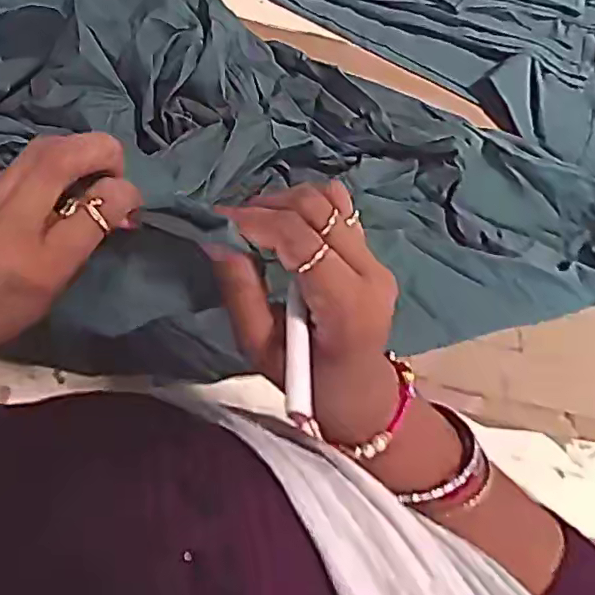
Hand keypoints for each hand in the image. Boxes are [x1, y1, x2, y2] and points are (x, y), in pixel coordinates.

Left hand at [0, 133, 141, 386]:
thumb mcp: (50, 289)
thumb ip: (83, 240)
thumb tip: (115, 202)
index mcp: (37, 262)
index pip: (93, 208)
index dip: (122, 191)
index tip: (129, 197)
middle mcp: (9, 221)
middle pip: (60, 155)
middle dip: (100, 149)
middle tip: (113, 169)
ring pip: (38, 150)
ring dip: (73, 151)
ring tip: (86, 173)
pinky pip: (18, 165)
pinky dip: (45, 164)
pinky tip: (46, 186)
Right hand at [210, 181, 402, 442]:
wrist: (359, 394)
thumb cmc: (307, 383)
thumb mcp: (259, 347)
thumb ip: (240, 291)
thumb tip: (217, 241)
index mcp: (345, 306)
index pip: (302, 240)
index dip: (257, 222)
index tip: (221, 220)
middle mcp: (370, 274)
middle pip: (316, 209)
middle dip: (266, 206)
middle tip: (233, 222)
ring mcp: (377, 261)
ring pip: (329, 200)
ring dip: (285, 201)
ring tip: (256, 222)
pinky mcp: (373, 254)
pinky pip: (341, 209)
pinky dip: (308, 205)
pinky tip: (286, 223)